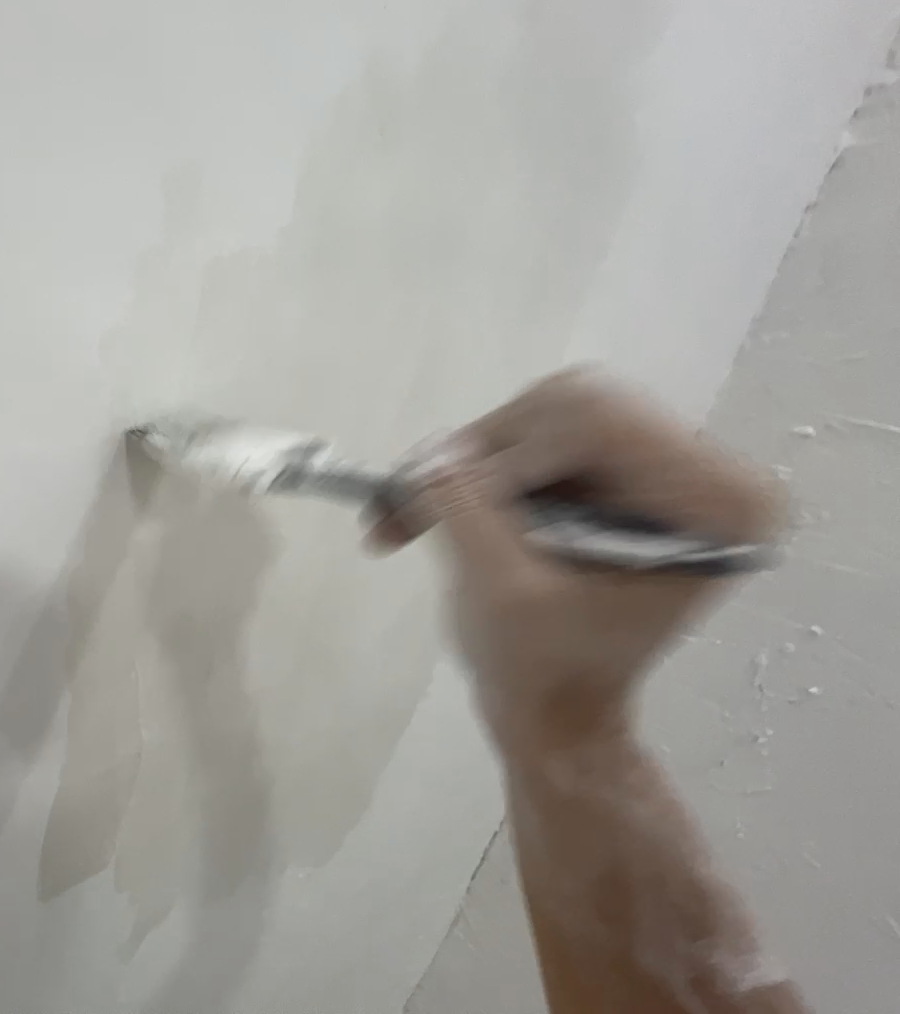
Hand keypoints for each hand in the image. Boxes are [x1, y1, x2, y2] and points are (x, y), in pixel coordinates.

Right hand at [371, 369, 785, 752]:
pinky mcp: (595, 477)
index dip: (505, 455)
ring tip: (401, 520)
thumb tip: (429, 452)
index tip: (441, 507)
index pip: (597, 421)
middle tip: (416, 507)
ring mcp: (643, 469)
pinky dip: (456, 478)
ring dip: (453, 470)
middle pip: (561, 406)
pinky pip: (514, 443)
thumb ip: (466, 510)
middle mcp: (694, 470)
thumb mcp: (500, 590)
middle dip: (475, 457)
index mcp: (711, 501)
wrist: (549, 706)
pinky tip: (419, 515)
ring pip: (527, 419)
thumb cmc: (542, 667)